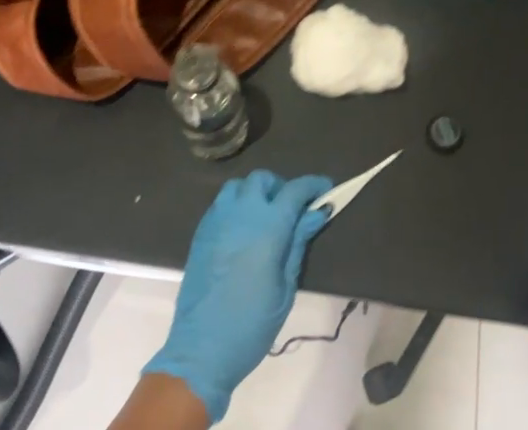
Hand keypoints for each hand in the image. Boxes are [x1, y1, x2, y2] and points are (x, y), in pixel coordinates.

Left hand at [145, 171, 333, 421]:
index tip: (327, 189)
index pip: (294, 190)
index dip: (314, 185)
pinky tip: (243, 231)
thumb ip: (298, 242)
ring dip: (255, 192)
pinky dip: (236, 205)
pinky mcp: (200, 232)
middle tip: (293, 210)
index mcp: (267, 226)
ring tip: (266, 217)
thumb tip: (317, 211)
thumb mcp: (286, 286)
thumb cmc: (252, 323)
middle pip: (262, 179)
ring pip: (238, 186)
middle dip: (281, 187)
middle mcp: (240, 213)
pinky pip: (221, 203)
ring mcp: (216, 220)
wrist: (201, 349)